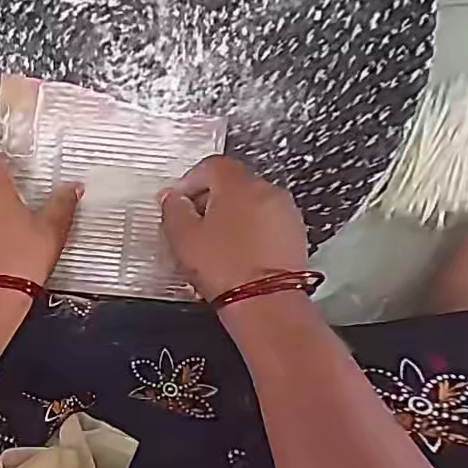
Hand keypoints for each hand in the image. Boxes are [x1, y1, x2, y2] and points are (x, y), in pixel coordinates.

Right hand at [159, 155, 310, 300]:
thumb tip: (172, 198)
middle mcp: (266, 190)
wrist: (266, 302)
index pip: (212, 166)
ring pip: (251, 205)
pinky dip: (250, 233)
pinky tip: (236, 256)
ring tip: (214, 245)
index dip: (190, 181)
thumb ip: (173, 210)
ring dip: (232, 218)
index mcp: (237, 184)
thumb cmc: (225, 268)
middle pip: (233, 184)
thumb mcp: (183, 237)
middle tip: (192, 224)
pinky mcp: (295, 235)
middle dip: (210, 200)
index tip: (178, 200)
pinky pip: (266, 225)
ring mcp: (285, 212)